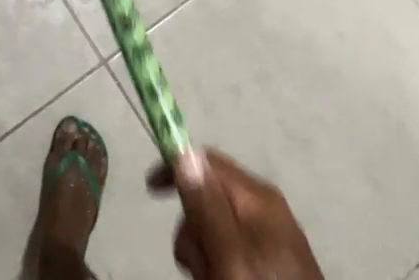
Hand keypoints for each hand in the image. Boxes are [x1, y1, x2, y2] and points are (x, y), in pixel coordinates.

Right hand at [150, 150, 322, 279]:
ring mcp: (268, 232)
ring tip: (210, 276)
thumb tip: (183, 152)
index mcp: (258, 197)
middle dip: (192, 227)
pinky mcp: (269, 255)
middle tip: (195, 262)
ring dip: (202, 249)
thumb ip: (206, 204)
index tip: (150, 190)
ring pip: (214, 223)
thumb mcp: (228, 253)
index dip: (175, 167)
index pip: (208, 161)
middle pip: (208, 194)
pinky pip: (228, 243)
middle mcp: (264, 206)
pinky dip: (217, 260)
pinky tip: (221, 277)